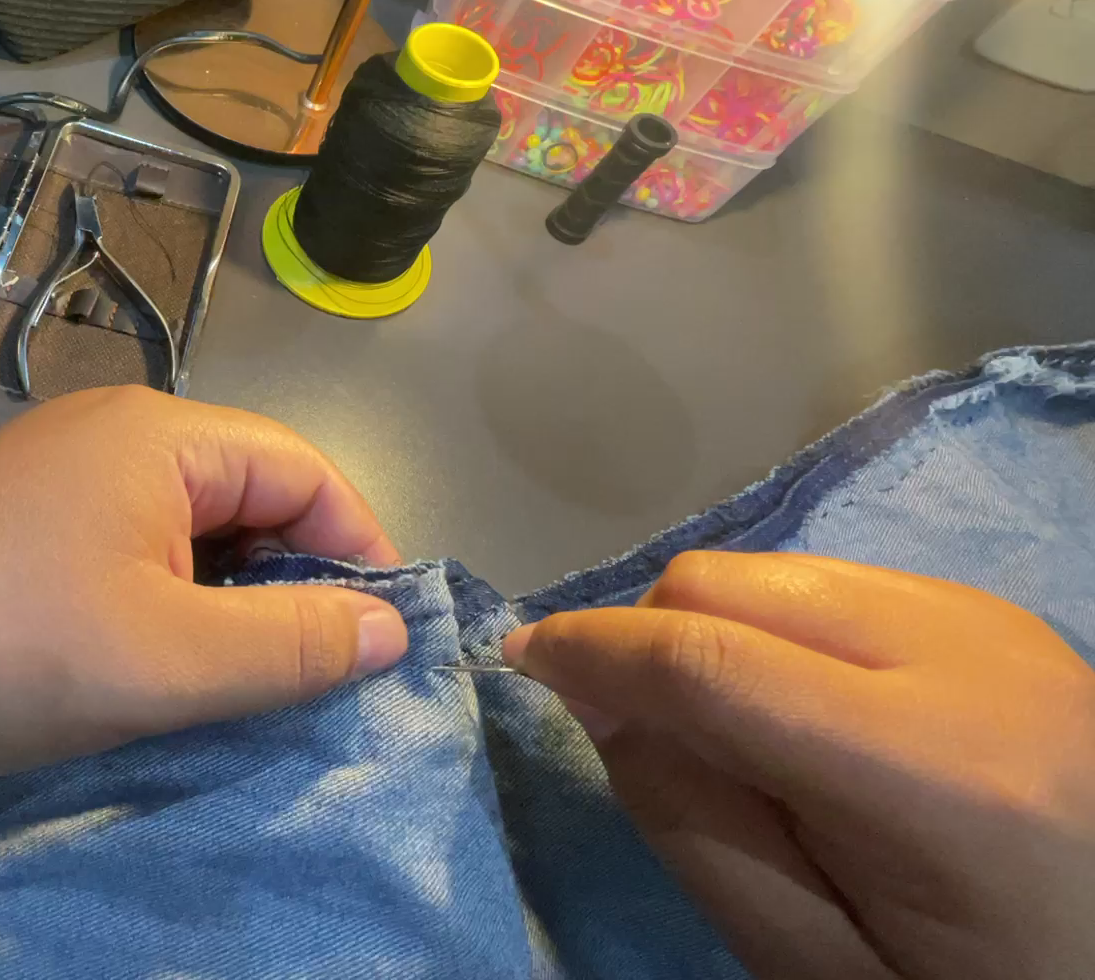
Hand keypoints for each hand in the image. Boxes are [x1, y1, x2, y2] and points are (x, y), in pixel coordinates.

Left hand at [0, 386, 407, 798]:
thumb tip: (388, 626)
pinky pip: (134, 535)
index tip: (382, 631)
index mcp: (160, 434)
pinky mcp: (27, 510)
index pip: (301, 467)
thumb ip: (293, 641)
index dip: (356, 543)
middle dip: (292, 570)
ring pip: (189, 517)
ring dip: (229, 584)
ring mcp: (63, 466)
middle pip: (245, 486)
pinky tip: (161, 642)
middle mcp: (114, 428)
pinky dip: (171, 586)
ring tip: (241, 663)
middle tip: (314, 660)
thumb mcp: (171, 658)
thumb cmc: (8, 649)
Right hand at [503, 552, 1094, 979]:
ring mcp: (989, 622)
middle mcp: (975, 664)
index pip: (702, 660)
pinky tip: (787, 690)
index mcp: (944, 781)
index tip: (522, 658)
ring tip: (718, 709)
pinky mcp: (987, 610)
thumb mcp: (810, 958)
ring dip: (692, 625)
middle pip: (715, 585)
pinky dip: (753, 620)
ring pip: (753, 569)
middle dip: (636, 634)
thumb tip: (591, 691)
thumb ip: (684, 815)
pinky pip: (807, 577)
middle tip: (629, 710)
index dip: (587, 647)